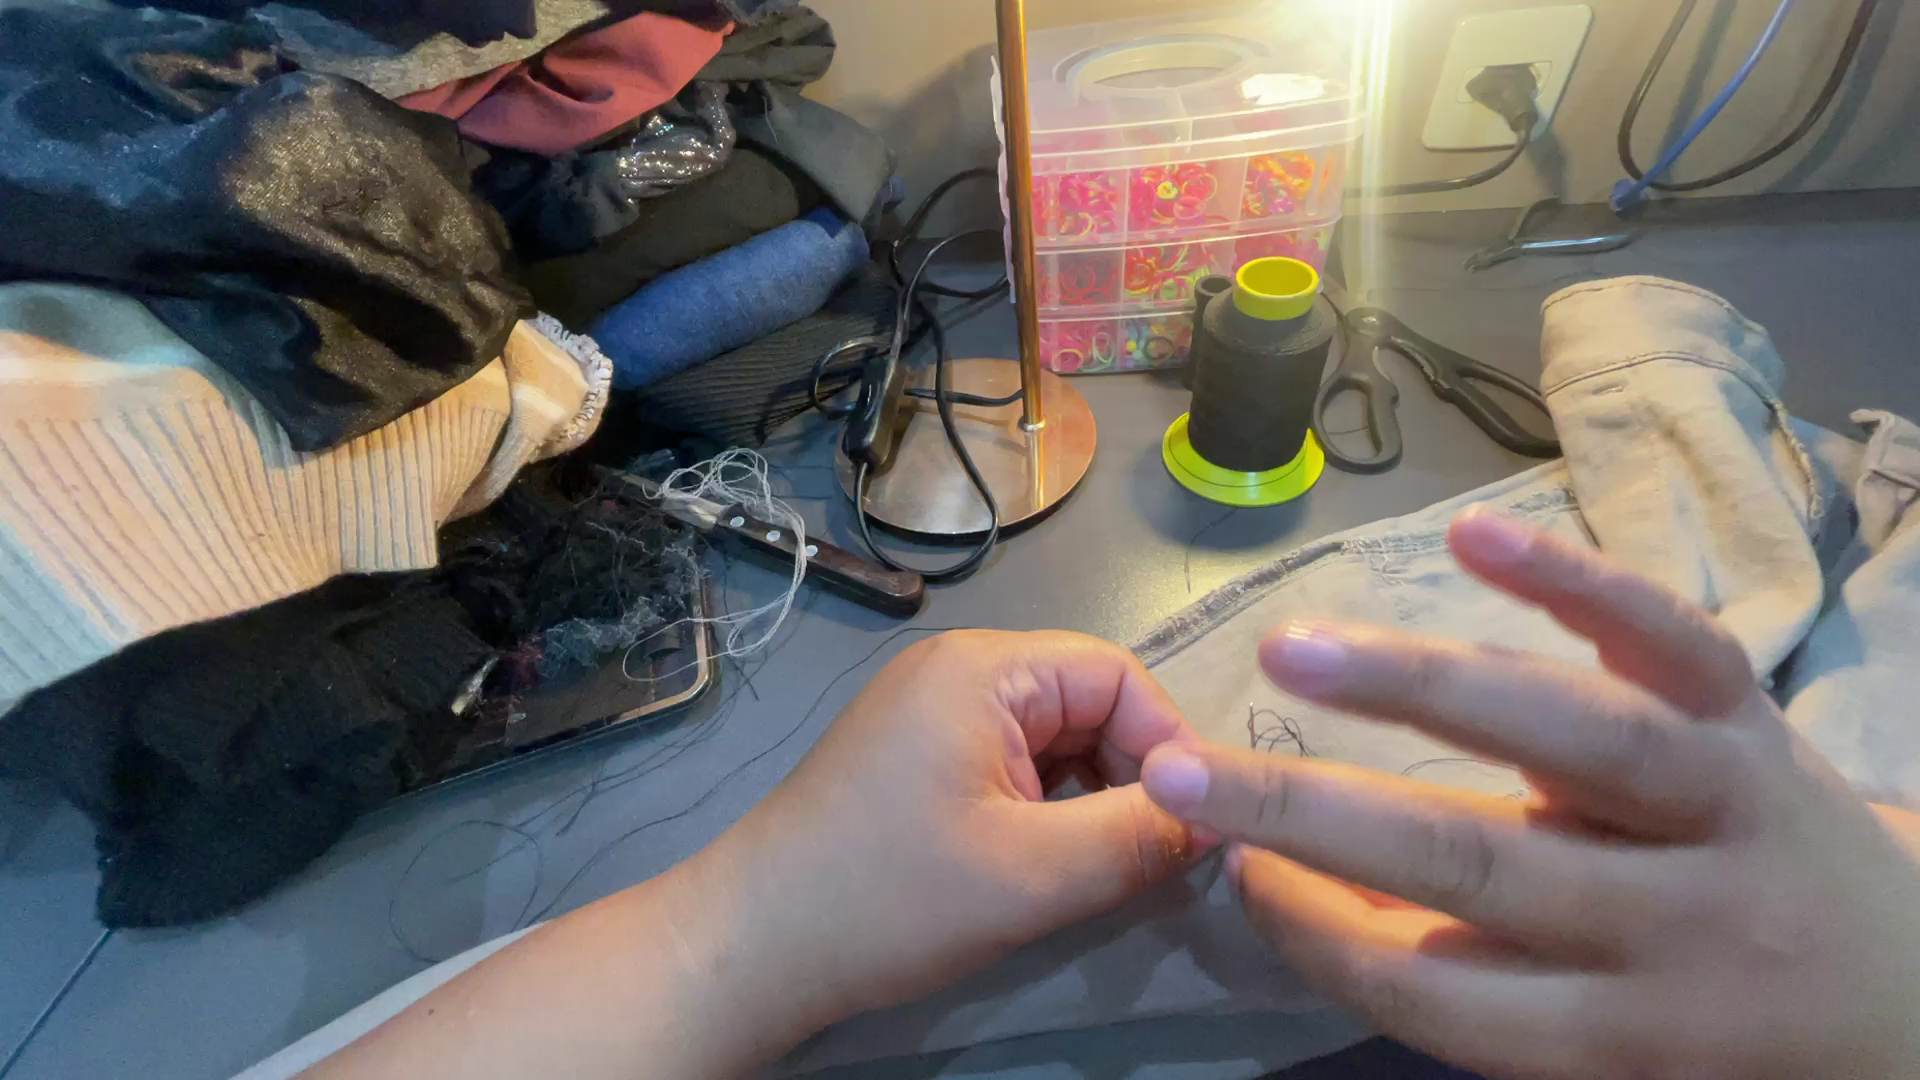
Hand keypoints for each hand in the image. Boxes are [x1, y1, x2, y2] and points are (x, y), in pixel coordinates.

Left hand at [703, 630, 1202, 1029]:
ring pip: (1052, 731)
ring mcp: (934, 707)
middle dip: (1129, 768)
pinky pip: (1012, 755)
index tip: (1195, 818)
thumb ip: (1136, 837)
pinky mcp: (922, 747)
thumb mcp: (1031, 874)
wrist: (757, 940)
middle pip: (1082, 698)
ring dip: (1090, 788)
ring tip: (1106, 855)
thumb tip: (1218, 813)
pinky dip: (1048, 798)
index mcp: (982, 668)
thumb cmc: (890, 896)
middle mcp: (959, 669)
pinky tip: (1052, 849)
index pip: (1112, 672)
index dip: (1165, 739)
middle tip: (1155, 848)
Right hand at [1141, 509, 1919, 1079]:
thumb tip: (1277, 879)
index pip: (1433, 991)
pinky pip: (1664, 638)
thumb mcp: (1583, 1040)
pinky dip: (1568, 581)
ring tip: (1288, 649)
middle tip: (1178, 773)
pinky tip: (1466, 532)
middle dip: (1302, 812)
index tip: (1233, 872)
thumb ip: (1433, 970)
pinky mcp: (1751, 712)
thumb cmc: (1704, 1016)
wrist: (1914, 992)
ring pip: (1562, 732)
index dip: (1315, 934)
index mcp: (1638, 1038)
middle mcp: (1692, 929)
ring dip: (1407, 683)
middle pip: (1469, 860)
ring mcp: (1732, 802)